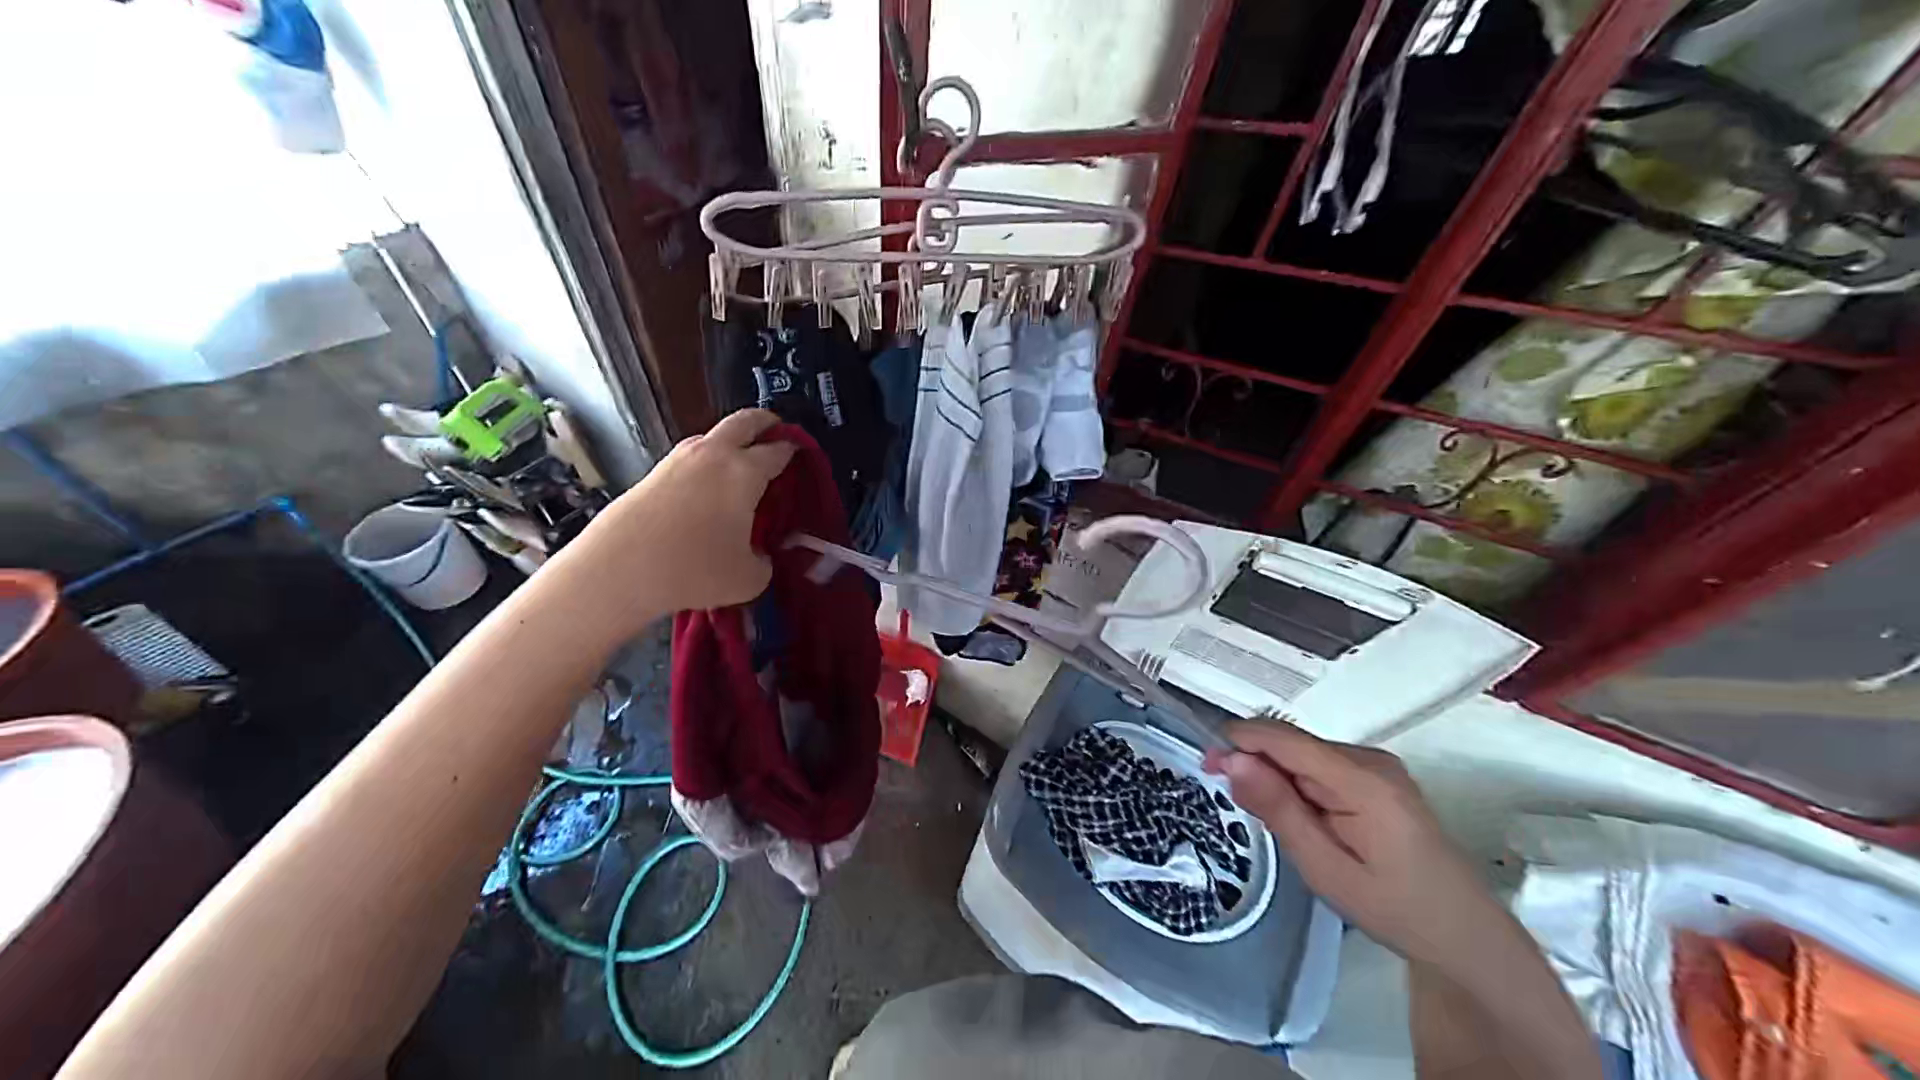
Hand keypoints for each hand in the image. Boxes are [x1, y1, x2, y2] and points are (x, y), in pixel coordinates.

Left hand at [559, 409, 795, 622]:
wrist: (618, 570)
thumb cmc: (694, 570)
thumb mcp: (750, 578)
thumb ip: (765, 561)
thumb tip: (759, 554)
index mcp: (745, 471)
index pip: (779, 450)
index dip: (796, 451)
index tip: (804, 458)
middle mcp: (713, 455)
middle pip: (745, 421)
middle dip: (766, 423)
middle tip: (778, 434)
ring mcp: (679, 460)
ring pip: (713, 437)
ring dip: (732, 443)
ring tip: (742, 467)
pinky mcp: (654, 474)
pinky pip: (692, 458)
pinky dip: (707, 464)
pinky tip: (709, 491)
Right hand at [1203, 721, 1510, 971]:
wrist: (1464, 935)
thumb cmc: (1393, 908)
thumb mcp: (1324, 868)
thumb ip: (1277, 809)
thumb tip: (1232, 760)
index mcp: (1362, 780)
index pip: (1284, 738)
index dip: (1238, 742)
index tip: (1207, 765)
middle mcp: (1370, 758)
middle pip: (1291, 742)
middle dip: (1254, 761)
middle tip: (1235, 802)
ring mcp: (1377, 764)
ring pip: (1302, 751)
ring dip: (1274, 773)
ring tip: (1273, 818)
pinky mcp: (1377, 774)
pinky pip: (1319, 763)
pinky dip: (1296, 781)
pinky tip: (1301, 814)